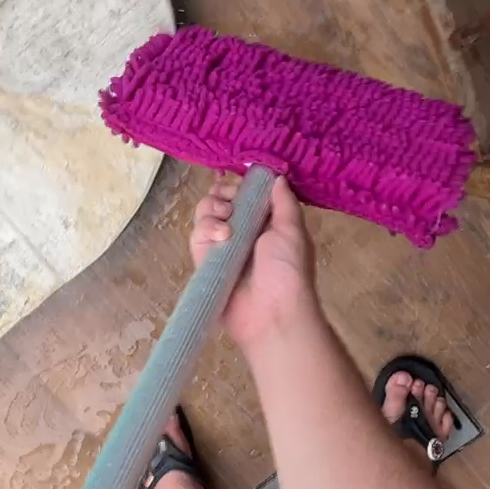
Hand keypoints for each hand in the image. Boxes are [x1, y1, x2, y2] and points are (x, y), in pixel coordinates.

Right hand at [190, 174, 317, 352]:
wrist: (272, 313)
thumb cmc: (288, 270)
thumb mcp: (293, 230)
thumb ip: (283, 202)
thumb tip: (276, 176)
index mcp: (265, 223)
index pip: (245, 194)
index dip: (239, 183)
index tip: (239, 179)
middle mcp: (242, 232)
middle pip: (221, 200)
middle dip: (223, 193)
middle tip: (230, 200)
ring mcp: (221, 247)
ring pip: (205, 214)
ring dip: (213, 209)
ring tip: (227, 221)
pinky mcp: (205, 262)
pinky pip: (196, 236)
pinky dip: (205, 229)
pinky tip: (221, 236)